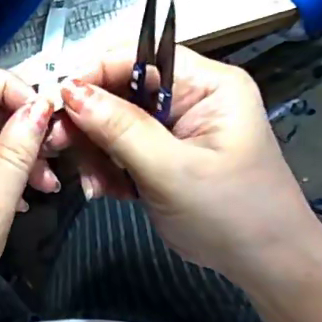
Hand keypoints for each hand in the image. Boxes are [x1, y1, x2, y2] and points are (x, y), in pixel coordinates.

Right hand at [49, 47, 321, 286]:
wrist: (266, 264)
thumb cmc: (230, 214)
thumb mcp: (171, 171)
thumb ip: (120, 128)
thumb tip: (69, 91)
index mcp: (207, 84)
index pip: (138, 57)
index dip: (92, 74)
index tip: (55, 104)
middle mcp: (190, 97)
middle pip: (120, 90)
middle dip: (89, 122)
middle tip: (60, 150)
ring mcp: (176, 128)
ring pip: (114, 123)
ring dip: (95, 153)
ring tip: (95, 186)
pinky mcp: (164, 157)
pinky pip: (121, 150)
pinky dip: (107, 170)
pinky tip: (107, 193)